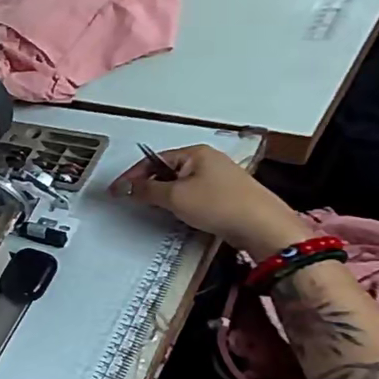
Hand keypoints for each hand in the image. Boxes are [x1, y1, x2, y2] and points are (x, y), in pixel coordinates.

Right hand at [109, 144, 310, 257]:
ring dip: (166, 198)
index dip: (132, 175)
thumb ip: (147, 190)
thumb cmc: (221, 205)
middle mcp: (207, 160)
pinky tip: (181, 217)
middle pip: (167, 171)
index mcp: (194, 153)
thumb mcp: (176, 197)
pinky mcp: (225, 196)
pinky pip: (194, 196)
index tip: (117, 191)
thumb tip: (126, 187)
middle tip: (134, 202)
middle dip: (149, 186)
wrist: (260, 225)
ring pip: (181, 185)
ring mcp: (218, 178)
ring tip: (158, 211)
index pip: (154, 160)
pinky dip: (182, 205)